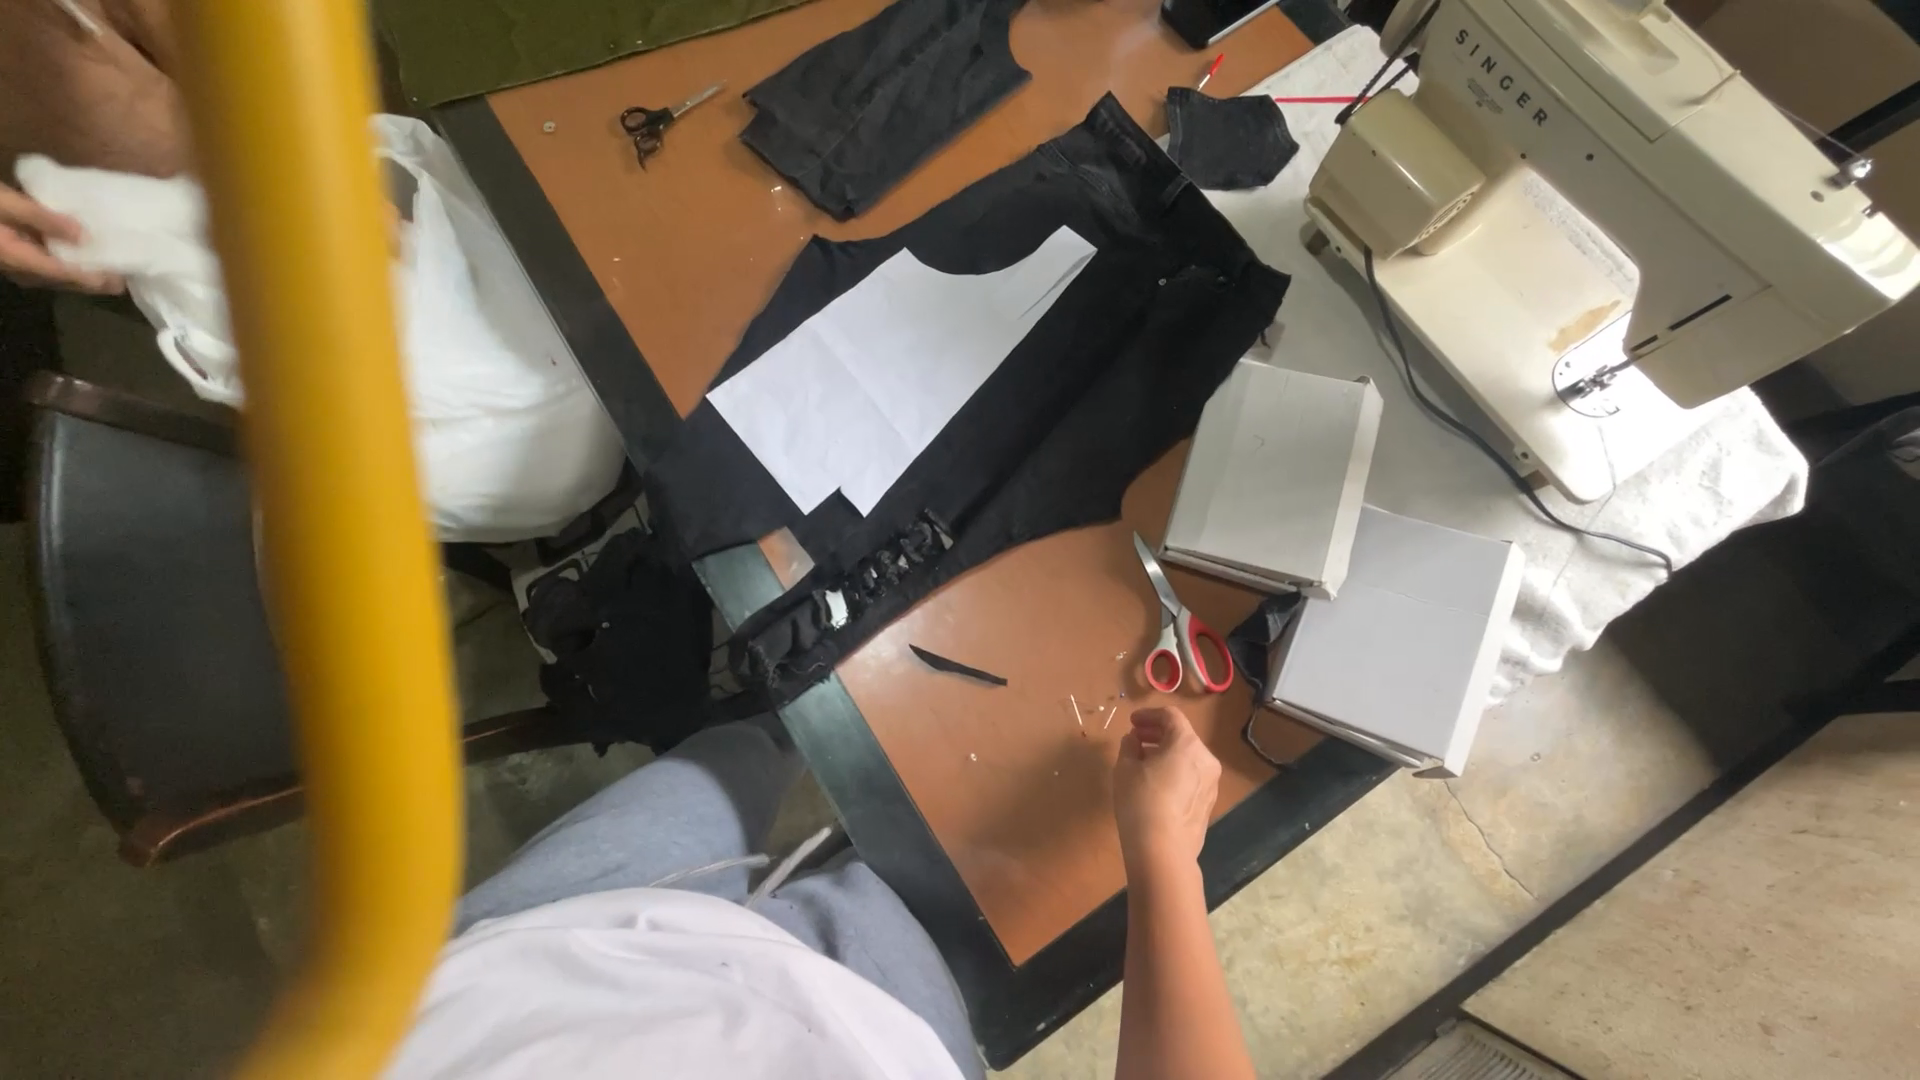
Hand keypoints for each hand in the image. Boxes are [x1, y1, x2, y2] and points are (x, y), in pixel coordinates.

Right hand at [0, 186, 121, 293]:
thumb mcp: (2, 200)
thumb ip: (42, 218)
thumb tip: (84, 235)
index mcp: (14, 256)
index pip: (65, 274)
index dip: (97, 277)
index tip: (124, 275)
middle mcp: (16, 269)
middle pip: (67, 282)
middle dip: (97, 280)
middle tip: (127, 273)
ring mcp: (15, 269)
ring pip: (60, 281)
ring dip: (86, 276)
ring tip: (116, 268)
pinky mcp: (15, 263)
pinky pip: (50, 272)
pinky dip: (71, 269)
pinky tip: (89, 260)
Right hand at [1112, 707, 1220, 875]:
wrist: (1163, 851)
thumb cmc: (1141, 801)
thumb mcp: (1125, 768)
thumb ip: (1129, 747)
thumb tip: (1134, 741)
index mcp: (1187, 744)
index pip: (1170, 716)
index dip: (1149, 714)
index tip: (1132, 722)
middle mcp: (1205, 759)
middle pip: (1182, 735)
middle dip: (1157, 733)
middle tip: (1135, 738)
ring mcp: (1211, 783)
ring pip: (1188, 756)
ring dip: (1165, 752)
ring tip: (1142, 761)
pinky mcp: (1208, 803)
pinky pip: (1191, 775)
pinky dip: (1175, 770)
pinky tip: (1156, 783)